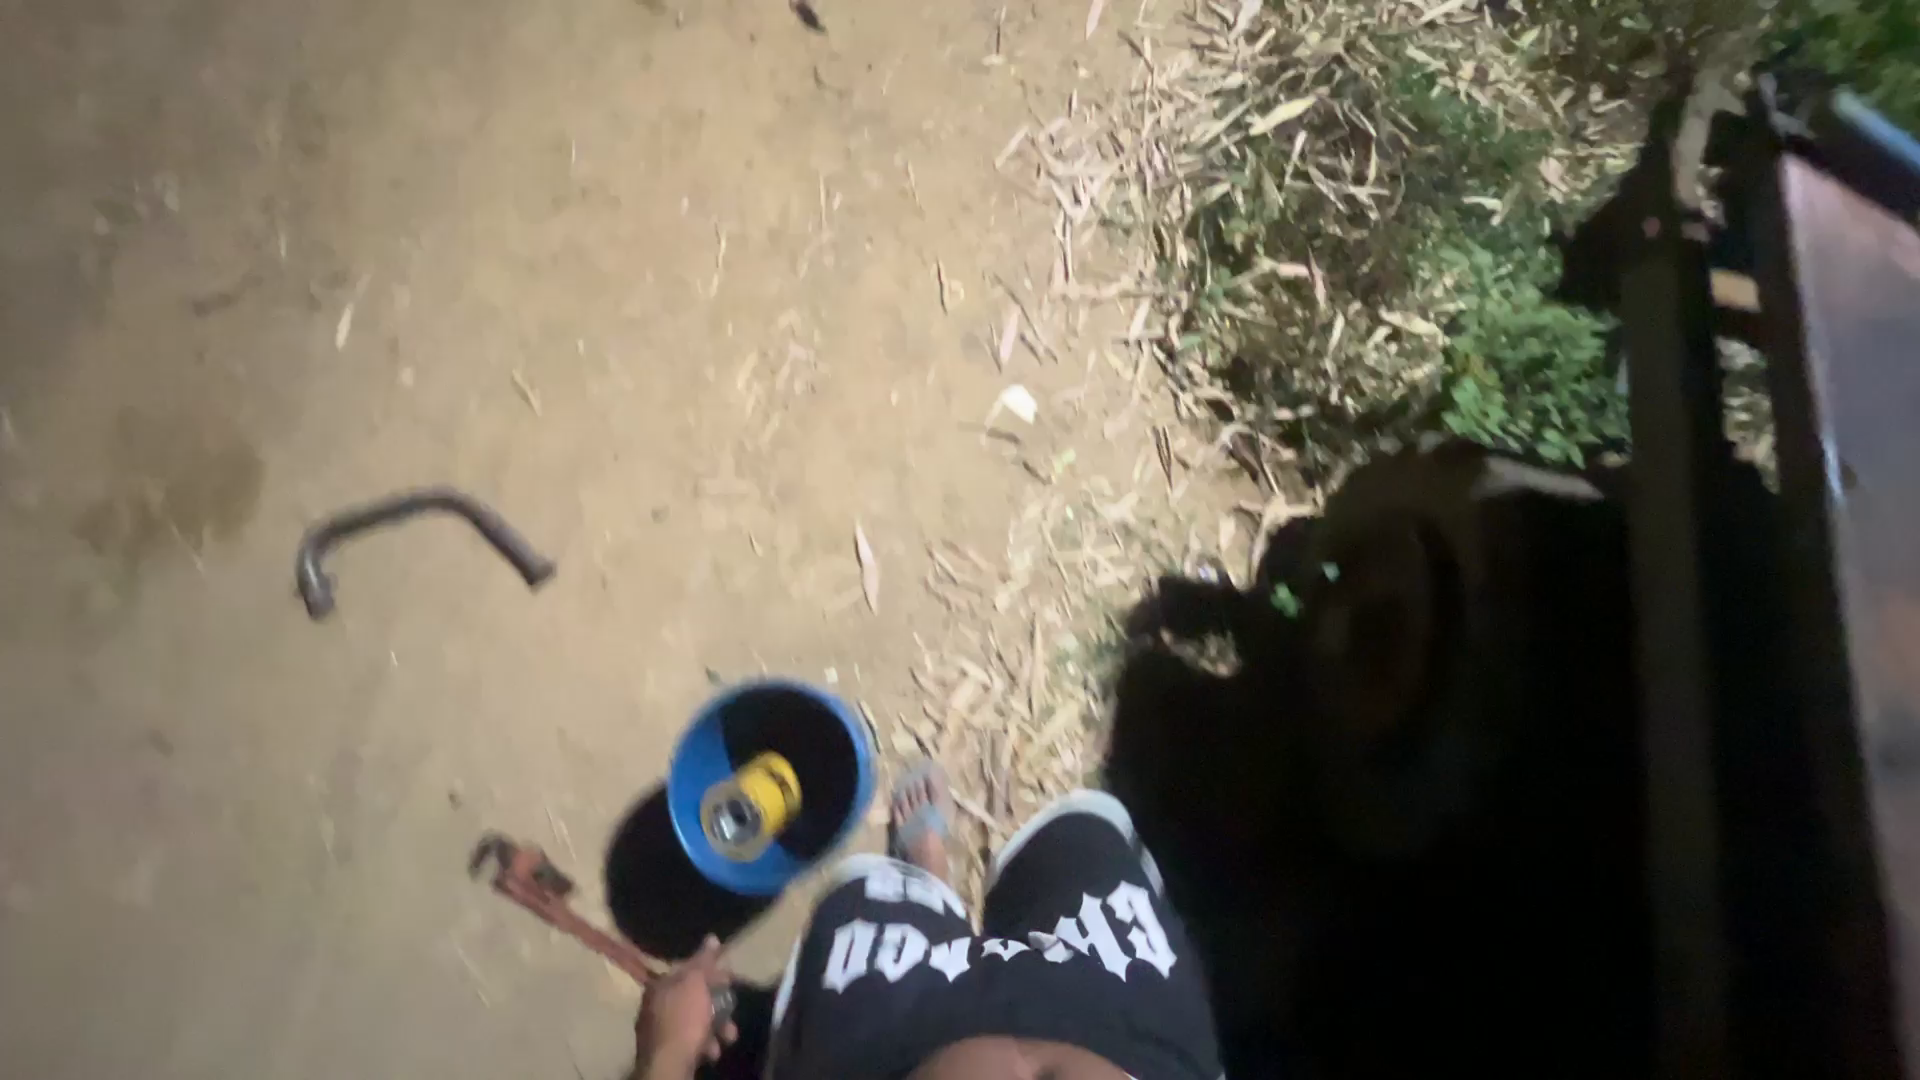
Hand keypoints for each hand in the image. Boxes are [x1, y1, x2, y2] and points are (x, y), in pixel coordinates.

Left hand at [632, 935, 738, 1079]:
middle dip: (717, 1003)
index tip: (729, 979)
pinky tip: (714, 1049)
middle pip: (694, 996)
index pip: (689, 970)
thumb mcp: (696, 983)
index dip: (711, 972)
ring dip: (716, 1025)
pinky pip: (691, 1040)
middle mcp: (656, 1006)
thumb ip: (704, 960)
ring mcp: (660, 1031)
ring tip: (729, 1035)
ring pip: (695, 1020)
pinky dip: (705, 1042)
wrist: (668, 1066)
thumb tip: (712, 937)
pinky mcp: (667, 1052)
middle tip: (732, 1008)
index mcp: (660, 986)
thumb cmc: (683, 1019)